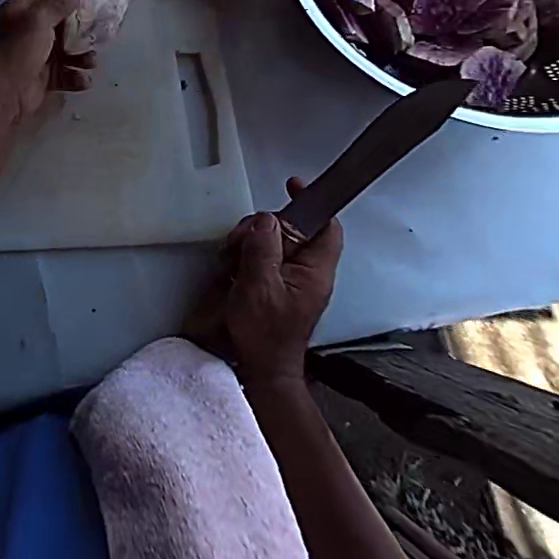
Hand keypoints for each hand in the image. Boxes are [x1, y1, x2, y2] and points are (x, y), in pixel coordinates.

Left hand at [0, 0, 97, 126]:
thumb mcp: (38, 21)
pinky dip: (76, 76)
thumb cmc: (16, 53)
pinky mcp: (44, 77)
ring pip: (67, 49)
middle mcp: (28, 31)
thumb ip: (59, 1)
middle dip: (81, 27)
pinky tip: (82, 79)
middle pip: (61, 22)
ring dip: (82, 54)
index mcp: (21, 12)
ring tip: (91, 60)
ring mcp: (36, 55)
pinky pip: (66, 73)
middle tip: (100, 30)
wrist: (1, 98)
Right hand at [220, 177, 344, 385]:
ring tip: (233, 261)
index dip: (311, 203)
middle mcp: (308, 272)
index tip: (292, 187)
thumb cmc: (265, 337)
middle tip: (241, 241)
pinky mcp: (278, 285)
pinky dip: (248, 257)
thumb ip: (262, 249)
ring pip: (275, 242)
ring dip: (251, 244)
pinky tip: (234, 270)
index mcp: (314, 270)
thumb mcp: (259, 287)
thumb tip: (263, 221)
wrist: (263, 372)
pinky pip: (266, 258)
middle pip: (292, 229)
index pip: (325, 226)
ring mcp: (293, 279)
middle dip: (264, 228)